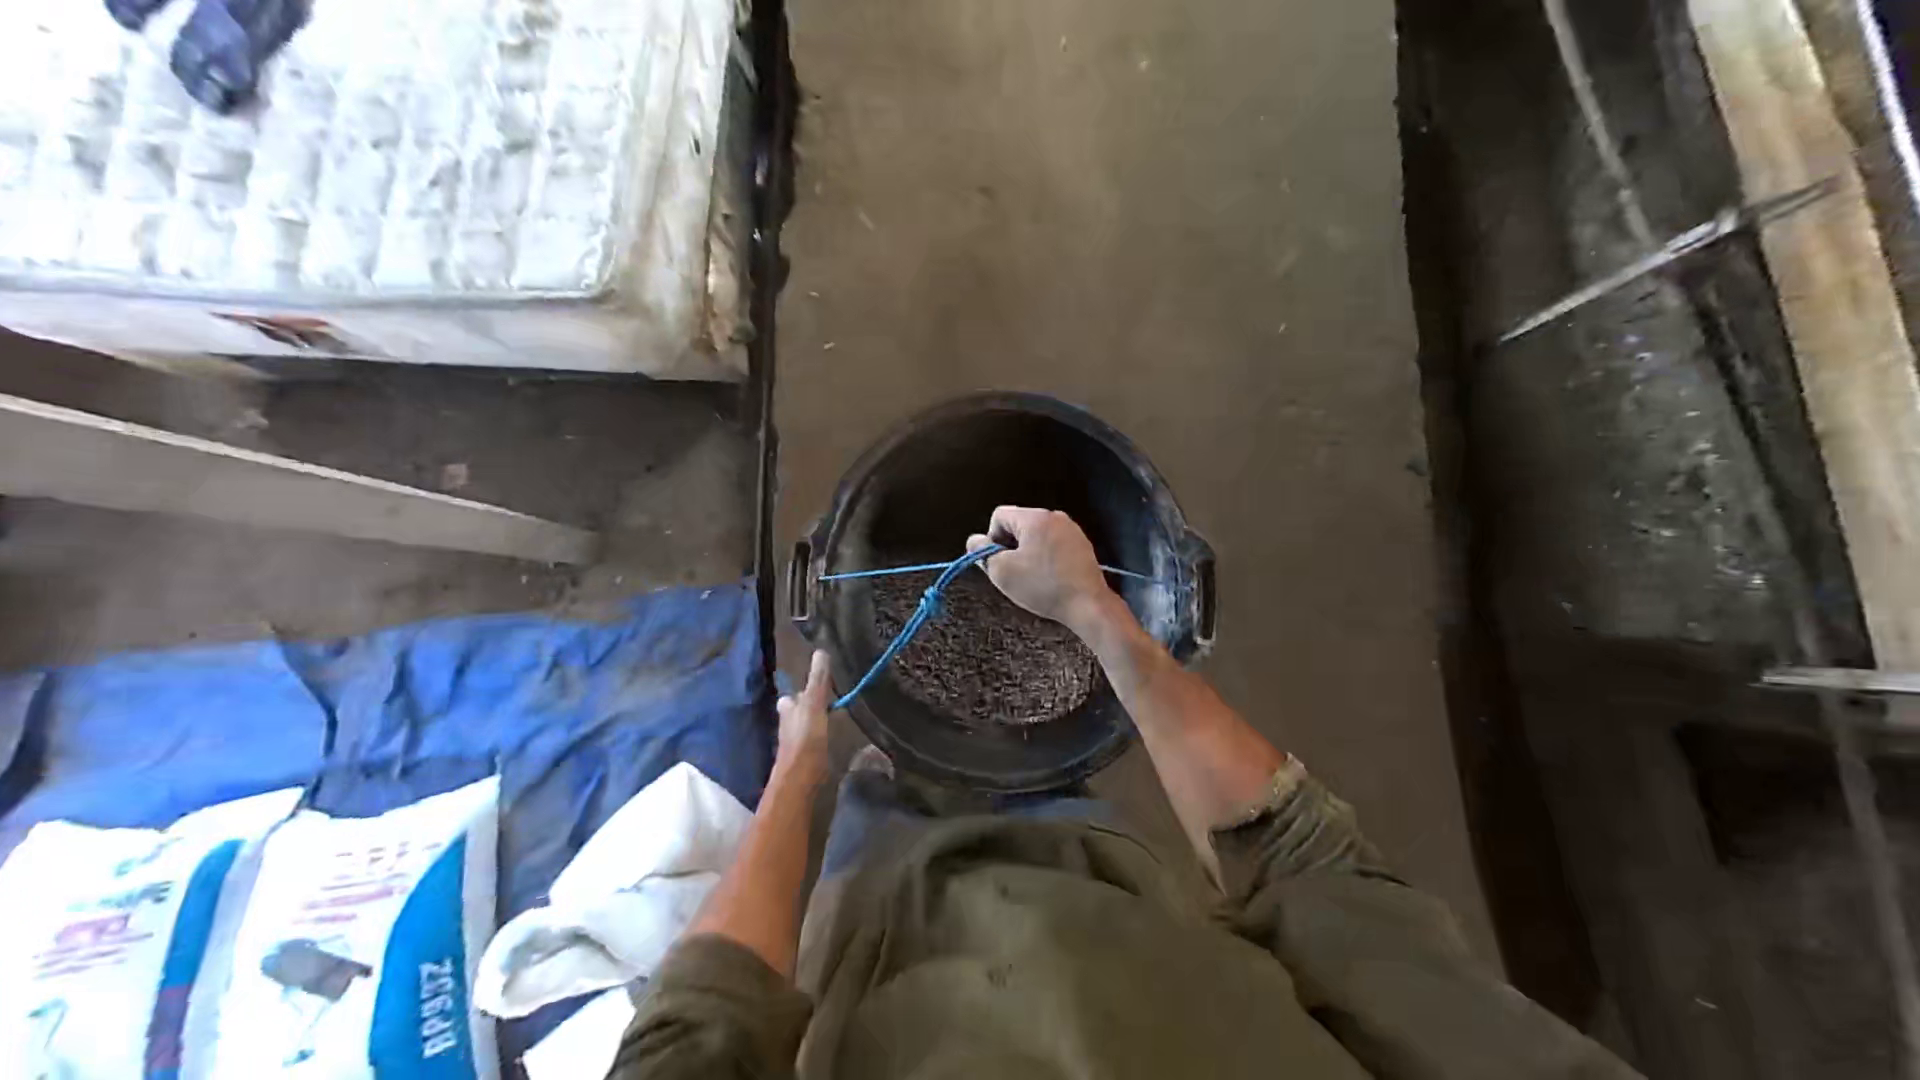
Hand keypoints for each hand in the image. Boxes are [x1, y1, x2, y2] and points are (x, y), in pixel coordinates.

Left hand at [775, 650, 832, 775]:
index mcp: (789, 712)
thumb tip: (820, 651)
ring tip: (831, 724)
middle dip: (805, 712)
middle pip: (795, 716)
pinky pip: (813, 749)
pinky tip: (832, 746)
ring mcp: (796, 749)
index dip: (798, 694)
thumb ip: (817, 681)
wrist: (799, 784)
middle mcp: (788, 729)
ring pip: (803, 733)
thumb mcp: (814, 705)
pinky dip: (820, 745)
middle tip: (824, 706)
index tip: (810, 688)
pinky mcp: (805, 766)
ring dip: (814, 728)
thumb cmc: (805, 740)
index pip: (790, 698)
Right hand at [967, 506, 1118, 631]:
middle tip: (1014, 572)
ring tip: (1033, 578)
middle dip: (1011, 547)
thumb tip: (975, 541)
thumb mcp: (1002, 572)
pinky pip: (1053, 545)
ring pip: (1036, 536)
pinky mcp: (1082, 545)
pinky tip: (1049, 579)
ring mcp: (1071, 530)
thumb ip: (983, 553)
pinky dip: (1046, 558)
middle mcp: (1055, 517)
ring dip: (1028, 553)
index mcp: (1035, 518)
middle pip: (1018, 525)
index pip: (999, 515)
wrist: (1087, 604)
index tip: (999, 561)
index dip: (992, 538)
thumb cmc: (1043, 586)